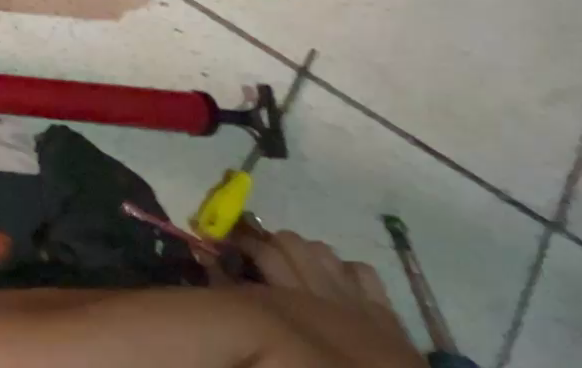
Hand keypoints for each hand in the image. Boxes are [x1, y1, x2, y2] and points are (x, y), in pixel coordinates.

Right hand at [230, 224, 424, 366]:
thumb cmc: (312, 358)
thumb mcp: (271, 324)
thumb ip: (242, 297)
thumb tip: (212, 265)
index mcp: (291, 295)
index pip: (263, 250)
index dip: (241, 240)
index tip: (225, 245)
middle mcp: (321, 287)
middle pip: (290, 241)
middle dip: (271, 242)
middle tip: (257, 255)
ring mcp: (354, 296)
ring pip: (323, 250)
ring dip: (307, 253)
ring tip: (296, 265)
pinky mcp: (383, 309)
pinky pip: (364, 272)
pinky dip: (348, 271)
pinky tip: (339, 281)